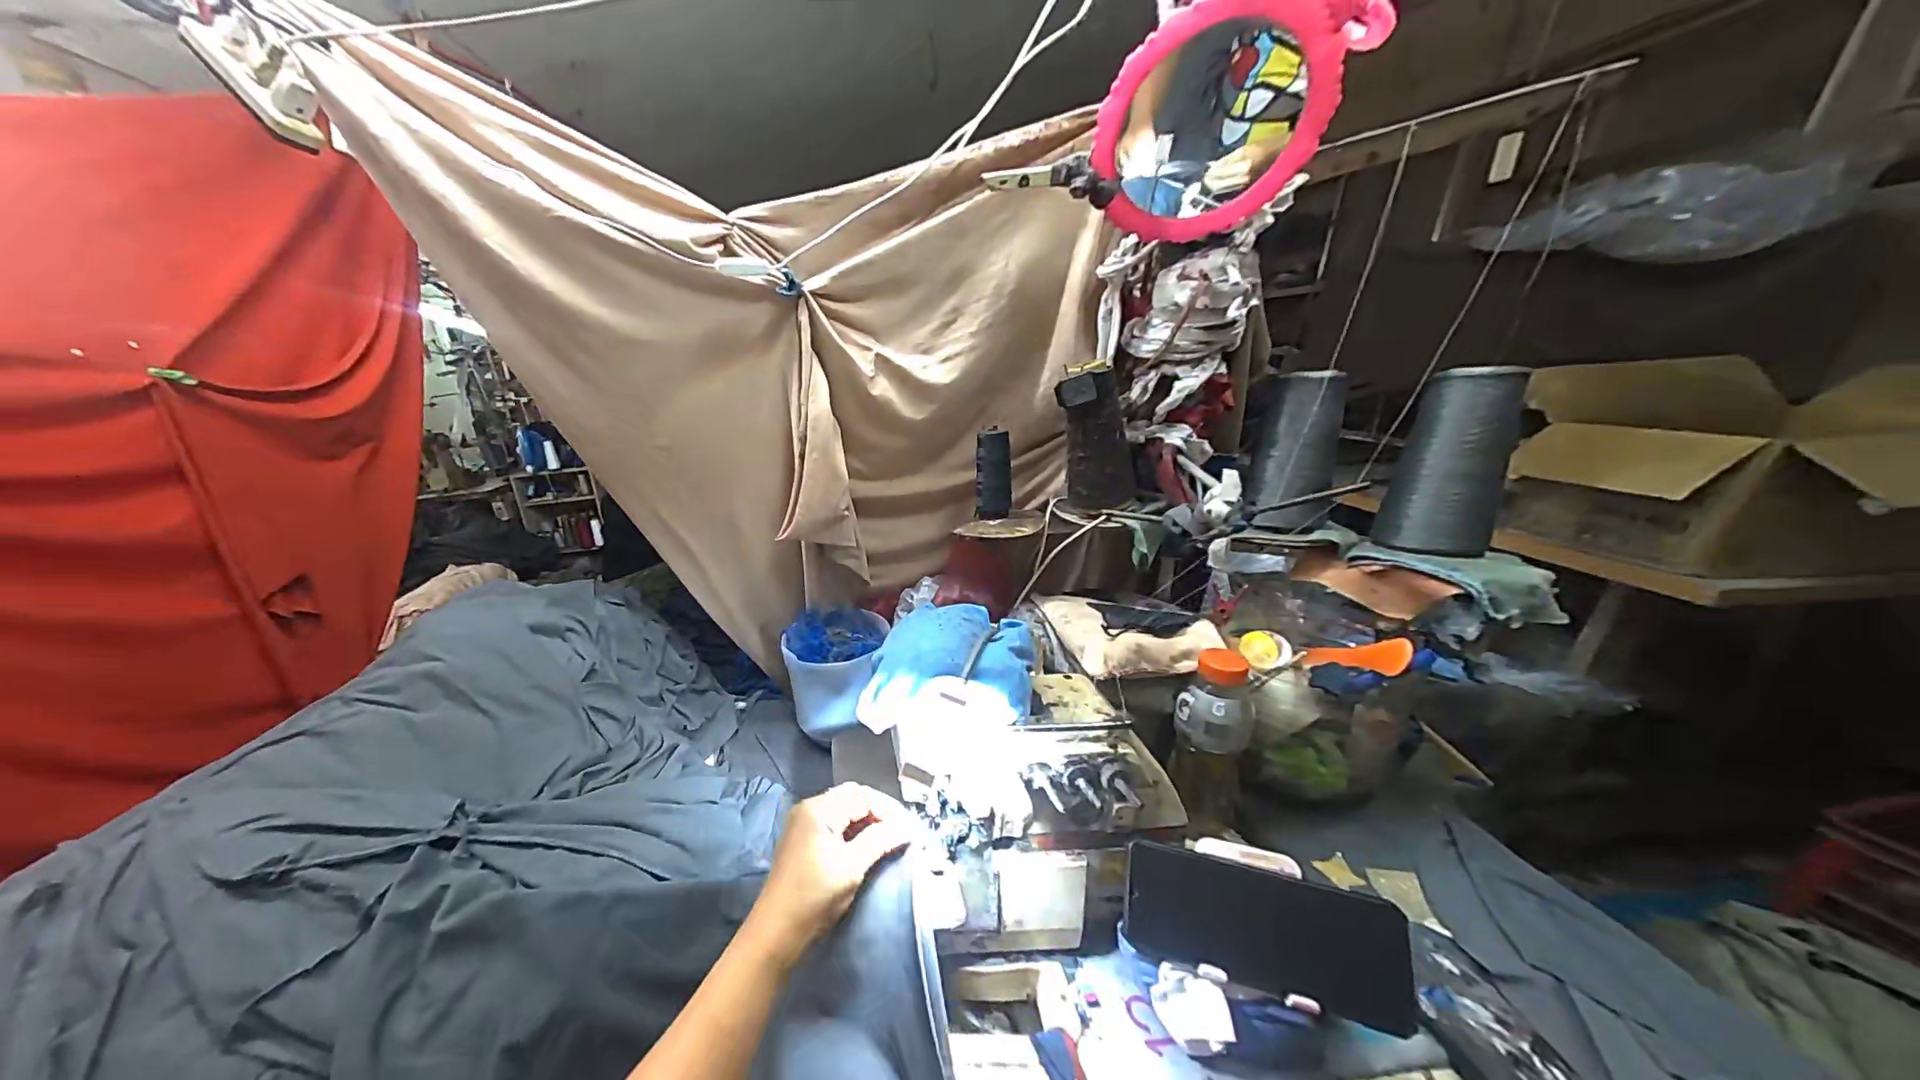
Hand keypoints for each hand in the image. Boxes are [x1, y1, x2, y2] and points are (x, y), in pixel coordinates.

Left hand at [749, 783, 914, 954]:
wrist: (775, 933)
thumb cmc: (814, 897)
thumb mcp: (852, 867)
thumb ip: (880, 840)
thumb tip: (907, 827)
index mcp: (818, 810)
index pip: (862, 796)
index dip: (888, 810)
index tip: (908, 829)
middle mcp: (809, 809)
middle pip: (853, 797)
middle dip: (879, 811)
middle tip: (900, 830)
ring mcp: (804, 824)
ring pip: (845, 810)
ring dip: (868, 820)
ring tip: (889, 838)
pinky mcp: (804, 840)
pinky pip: (835, 824)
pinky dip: (854, 830)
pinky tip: (868, 844)